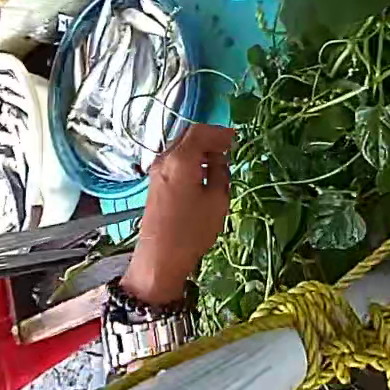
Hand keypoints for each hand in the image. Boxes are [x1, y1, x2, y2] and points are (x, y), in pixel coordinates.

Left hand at [122, 124, 233, 305]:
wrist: (158, 258)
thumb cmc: (191, 230)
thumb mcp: (216, 201)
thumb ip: (219, 173)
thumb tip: (218, 160)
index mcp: (180, 159)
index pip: (199, 131)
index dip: (219, 132)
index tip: (235, 138)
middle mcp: (165, 159)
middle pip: (187, 136)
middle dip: (209, 139)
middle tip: (228, 148)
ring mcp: (157, 171)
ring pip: (180, 148)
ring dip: (199, 150)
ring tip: (218, 162)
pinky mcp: (155, 182)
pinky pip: (175, 161)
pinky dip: (189, 160)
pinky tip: (202, 173)